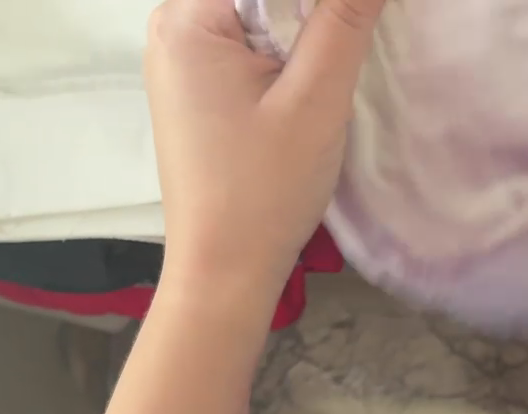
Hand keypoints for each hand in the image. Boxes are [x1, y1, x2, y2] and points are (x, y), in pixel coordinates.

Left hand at [144, 0, 384, 291]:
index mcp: (189, 16)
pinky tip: (307, 89)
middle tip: (349, 47)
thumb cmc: (265, 191)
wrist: (225, 272)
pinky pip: (243, 54)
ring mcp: (180, 67)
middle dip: (312, 15)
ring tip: (329, 75)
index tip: (355, 21)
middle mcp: (173, 30)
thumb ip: (342, 22)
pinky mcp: (196, 100)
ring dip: (300, 34)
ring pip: (253, 20)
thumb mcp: (315, 102)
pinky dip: (281, 60)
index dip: (321, 3)